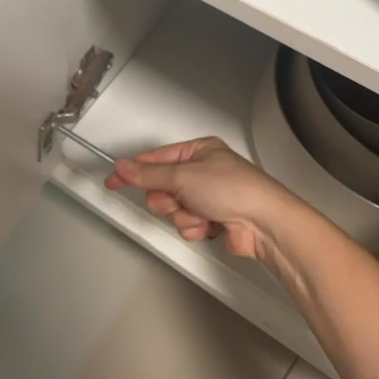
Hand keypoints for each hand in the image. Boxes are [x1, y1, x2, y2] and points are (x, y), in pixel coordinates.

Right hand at [105, 137, 300, 258]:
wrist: (264, 223)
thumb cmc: (234, 190)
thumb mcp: (182, 176)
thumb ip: (148, 174)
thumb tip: (124, 167)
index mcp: (198, 151)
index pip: (155, 159)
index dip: (133, 170)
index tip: (114, 179)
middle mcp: (204, 171)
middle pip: (161, 187)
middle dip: (165, 198)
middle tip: (175, 200)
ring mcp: (209, 196)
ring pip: (172, 208)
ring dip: (181, 215)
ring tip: (199, 213)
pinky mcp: (213, 218)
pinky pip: (186, 224)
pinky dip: (193, 227)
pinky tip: (210, 225)